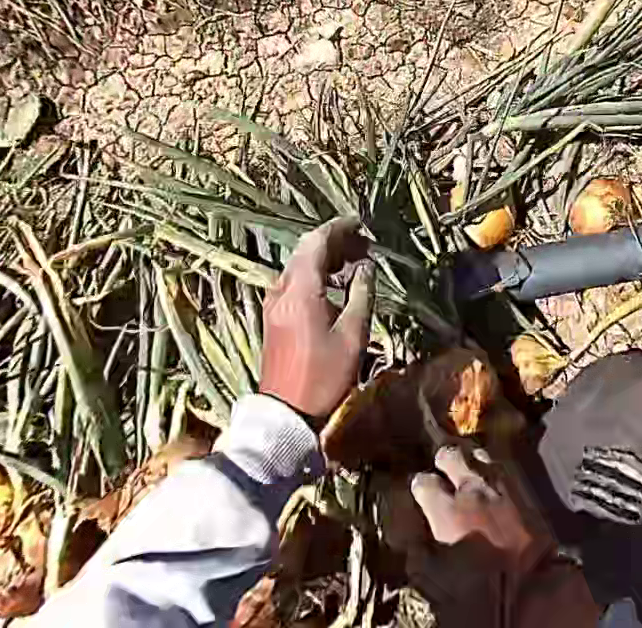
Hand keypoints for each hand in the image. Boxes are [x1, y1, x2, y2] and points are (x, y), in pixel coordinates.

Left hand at [257, 218, 374, 419]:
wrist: (284, 416)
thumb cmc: (323, 376)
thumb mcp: (352, 334)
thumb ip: (361, 293)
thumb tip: (366, 267)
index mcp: (300, 292)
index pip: (316, 242)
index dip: (340, 228)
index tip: (362, 224)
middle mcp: (282, 291)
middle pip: (306, 250)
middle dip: (336, 241)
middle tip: (365, 245)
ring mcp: (274, 304)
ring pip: (301, 264)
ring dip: (328, 257)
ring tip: (357, 262)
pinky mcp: (275, 316)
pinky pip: (296, 281)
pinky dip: (318, 273)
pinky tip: (338, 283)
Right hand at [405, 445, 598, 627]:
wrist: (531, 585)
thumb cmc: (481, 591)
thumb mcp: (438, 581)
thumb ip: (420, 553)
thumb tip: (413, 539)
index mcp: (447, 512)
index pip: (423, 483)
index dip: (419, 487)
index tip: (421, 492)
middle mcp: (472, 490)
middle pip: (450, 454)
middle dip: (442, 460)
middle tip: (442, 470)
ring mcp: (498, 485)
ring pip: (478, 453)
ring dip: (470, 461)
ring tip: (467, 471)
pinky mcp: (520, 487)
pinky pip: (500, 466)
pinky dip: (491, 469)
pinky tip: (490, 480)